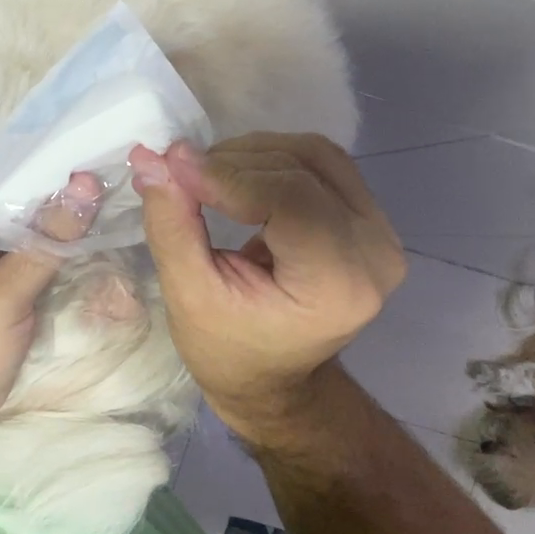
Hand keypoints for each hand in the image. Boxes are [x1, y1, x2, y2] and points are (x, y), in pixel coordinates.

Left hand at [0, 161, 96, 459]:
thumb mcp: (5, 294)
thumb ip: (46, 240)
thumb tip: (88, 184)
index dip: (34, 149)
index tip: (84, 134)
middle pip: (8, 191)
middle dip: (53, 178)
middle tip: (108, 155)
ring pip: (20, 220)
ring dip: (56, 208)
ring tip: (109, 180)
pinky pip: (25, 247)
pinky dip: (53, 238)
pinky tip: (90, 224)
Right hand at [130, 133, 405, 436]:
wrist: (269, 379)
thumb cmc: (226, 350)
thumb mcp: (188, 297)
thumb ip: (173, 228)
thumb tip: (154, 161)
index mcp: (335, 285)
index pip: (289, 198)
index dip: (227, 174)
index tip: (170, 165)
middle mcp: (374, 252)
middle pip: (303, 170)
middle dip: (233, 161)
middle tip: (176, 171)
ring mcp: (380, 233)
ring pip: (316, 156)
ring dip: (253, 154)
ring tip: (203, 175)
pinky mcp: (370, 221)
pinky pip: (322, 167)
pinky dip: (272, 161)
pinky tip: (236, 180)